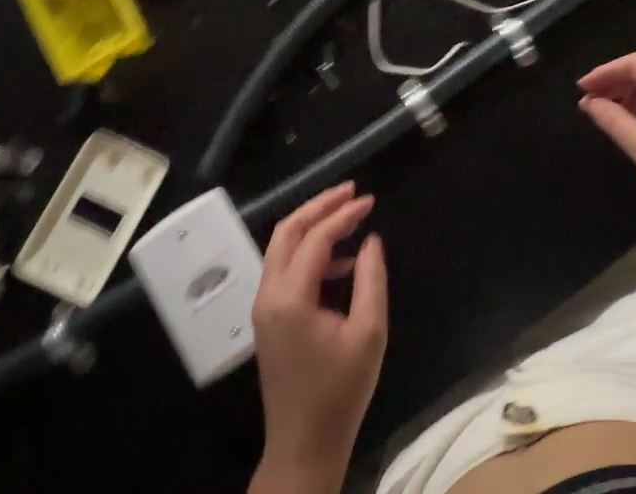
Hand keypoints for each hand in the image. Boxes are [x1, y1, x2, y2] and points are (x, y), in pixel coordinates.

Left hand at [250, 182, 387, 493]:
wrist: (304, 444)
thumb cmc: (340, 392)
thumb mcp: (369, 333)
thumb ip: (370, 280)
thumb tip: (370, 241)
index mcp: (290, 296)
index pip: (316, 238)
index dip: (343, 214)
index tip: (371, 200)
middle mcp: (268, 294)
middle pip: (286, 231)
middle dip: (319, 206)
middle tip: (352, 192)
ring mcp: (264, 307)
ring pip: (281, 248)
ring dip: (312, 226)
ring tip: (348, 216)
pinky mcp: (268, 319)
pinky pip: (284, 270)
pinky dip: (309, 253)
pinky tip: (340, 261)